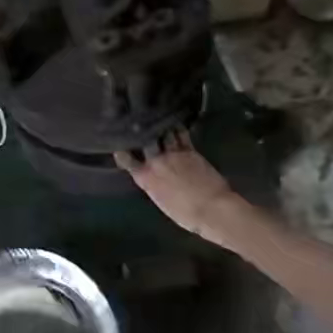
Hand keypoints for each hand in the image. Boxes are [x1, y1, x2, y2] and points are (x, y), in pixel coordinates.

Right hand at [114, 129, 247, 242]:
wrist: (211, 208)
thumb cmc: (185, 214)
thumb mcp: (161, 202)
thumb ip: (153, 185)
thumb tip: (151, 176)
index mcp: (145, 177)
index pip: (126, 159)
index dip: (121, 150)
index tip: (120, 145)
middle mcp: (156, 161)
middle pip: (144, 139)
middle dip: (139, 131)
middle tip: (136, 123)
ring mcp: (174, 153)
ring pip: (162, 133)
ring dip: (158, 125)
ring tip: (155, 118)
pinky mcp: (190, 150)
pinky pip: (181, 134)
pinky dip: (176, 127)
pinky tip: (174, 122)